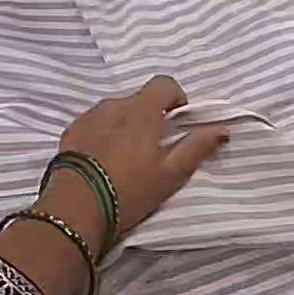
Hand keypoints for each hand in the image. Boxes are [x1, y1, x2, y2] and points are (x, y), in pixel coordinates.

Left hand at [0, 76, 230, 294]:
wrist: (76, 210)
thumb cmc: (130, 190)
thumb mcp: (171, 173)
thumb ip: (198, 146)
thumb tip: (223, 128)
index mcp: (141, 110)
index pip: (164, 84)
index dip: (176, 98)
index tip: (178, 122)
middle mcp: (113, 105)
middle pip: (139, 100)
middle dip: (151, 117)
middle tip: (154, 149)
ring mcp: (88, 117)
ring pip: (116, 112)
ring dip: (126, 126)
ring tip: (127, 159)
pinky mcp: (70, 132)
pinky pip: (95, 124)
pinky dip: (104, 135)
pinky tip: (104, 162)